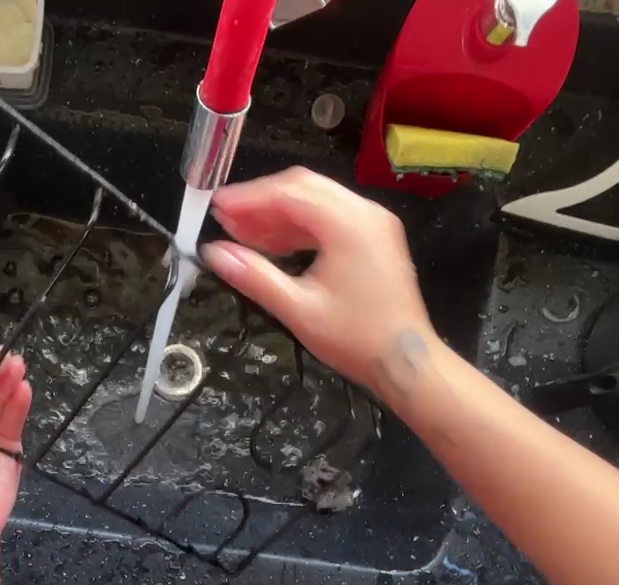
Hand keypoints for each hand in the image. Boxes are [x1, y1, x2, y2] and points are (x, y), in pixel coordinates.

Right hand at [201, 167, 445, 396]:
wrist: (404, 361)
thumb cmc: (355, 338)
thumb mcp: (298, 310)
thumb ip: (254, 277)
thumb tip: (214, 253)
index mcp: (348, 223)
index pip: (290, 192)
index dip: (249, 197)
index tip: (216, 206)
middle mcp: (364, 213)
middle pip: (304, 189)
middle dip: (262, 202)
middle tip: (225, 219)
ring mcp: (372, 224)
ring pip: (316, 204)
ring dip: (278, 216)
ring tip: (241, 233)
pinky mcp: (373, 240)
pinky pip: (330, 221)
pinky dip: (299, 228)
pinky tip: (273, 245)